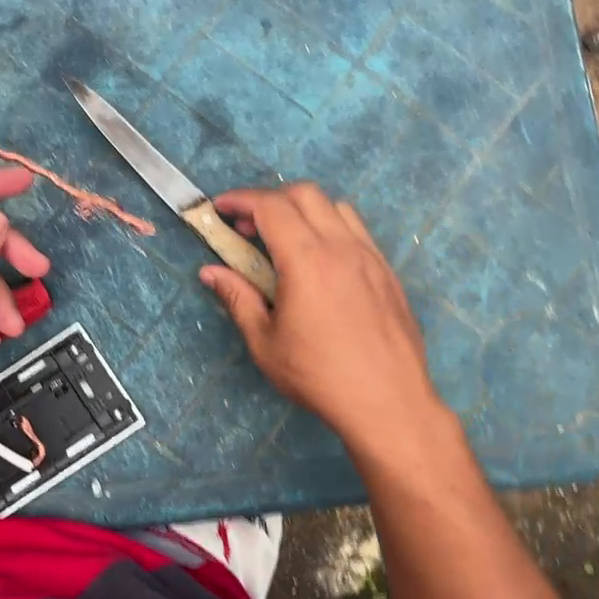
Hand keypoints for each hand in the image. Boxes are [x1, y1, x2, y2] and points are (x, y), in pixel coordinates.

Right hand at [198, 183, 447, 450]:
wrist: (388, 403)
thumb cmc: (317, 375)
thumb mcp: (264, 342)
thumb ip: (237, 298)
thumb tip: (211, 273)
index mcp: (307, 261)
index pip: (271, 207)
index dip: (241, 200)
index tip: (220, 209)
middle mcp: (342, 248)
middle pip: (305, 195)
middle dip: (270, 200)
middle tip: (248, 229)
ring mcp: (370, 258)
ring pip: (336, 207)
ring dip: (303, 211)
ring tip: (284, 241)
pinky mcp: (387, 273)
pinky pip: (357, 231)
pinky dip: (330, 229)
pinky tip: (318, 262)